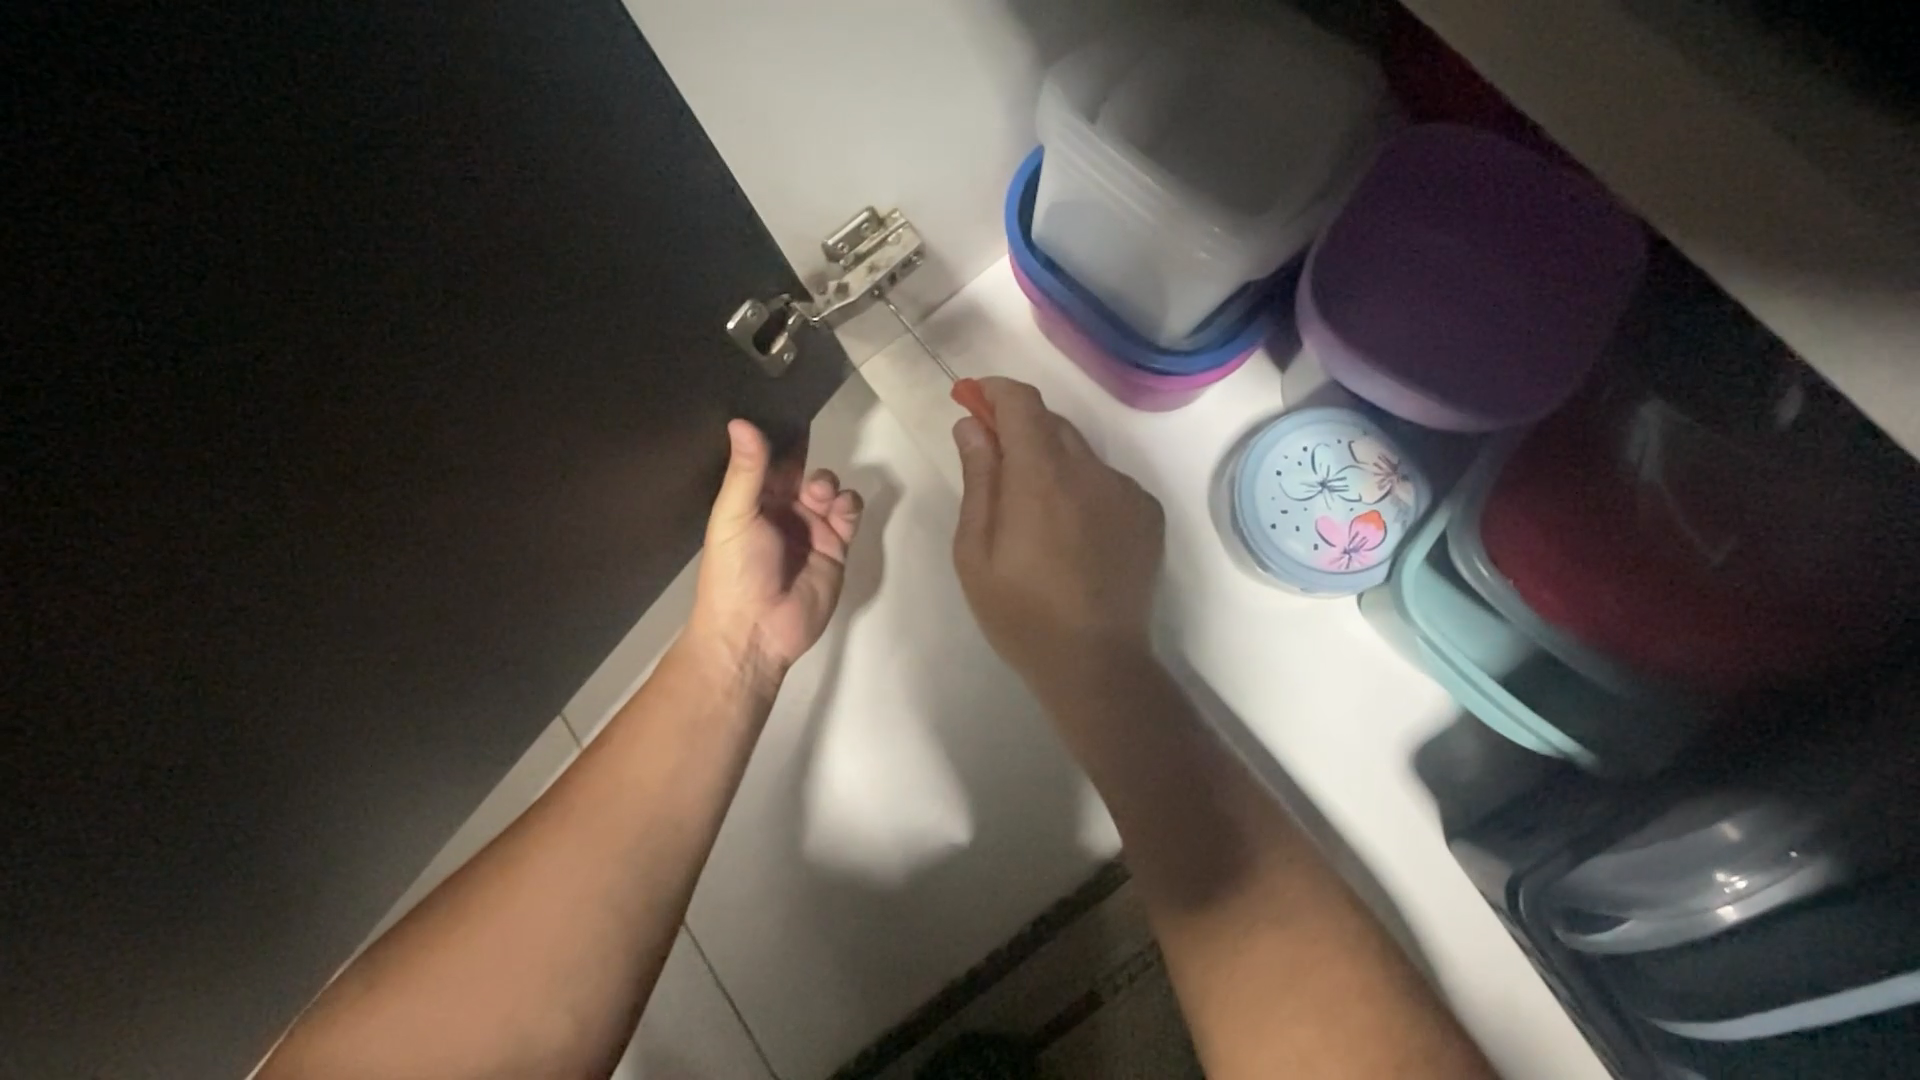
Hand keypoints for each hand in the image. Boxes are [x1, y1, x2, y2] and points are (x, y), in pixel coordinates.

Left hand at [689, 420, 862, 685]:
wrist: (756, 631)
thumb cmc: (735, 570)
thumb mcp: (734, 516)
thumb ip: (746, 470)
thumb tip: (741, 421)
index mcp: (751, 501)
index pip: (769, 461)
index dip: (779, 438)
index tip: (790, 409)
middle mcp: (782, 511)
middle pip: (804, 472)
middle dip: (809, 462)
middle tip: (805, 464)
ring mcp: (811, 529)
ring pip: (829, 490)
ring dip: (828, 484)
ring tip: (819, 498)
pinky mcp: (836, 548)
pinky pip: (849, 515)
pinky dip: (849, 505)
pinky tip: (840, 511)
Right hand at [951, 378, 1164, 692]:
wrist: (1096, 663)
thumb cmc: (1020, 613)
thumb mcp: (975, 550)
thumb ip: (978, 479)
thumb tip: (972, 426)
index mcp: (1042, 476)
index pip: (1022, 402)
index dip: (995, 391)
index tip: (974, 400)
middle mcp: (1091, 471)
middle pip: (1052, 423)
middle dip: (1019, 429)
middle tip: (994, 462)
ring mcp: (1126, 491)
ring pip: (1081, 454)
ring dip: (1053, 462)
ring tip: (1036, 514)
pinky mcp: (1148, 514)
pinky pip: (1107, 482)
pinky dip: (1083, 489)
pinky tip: (1073, 534)